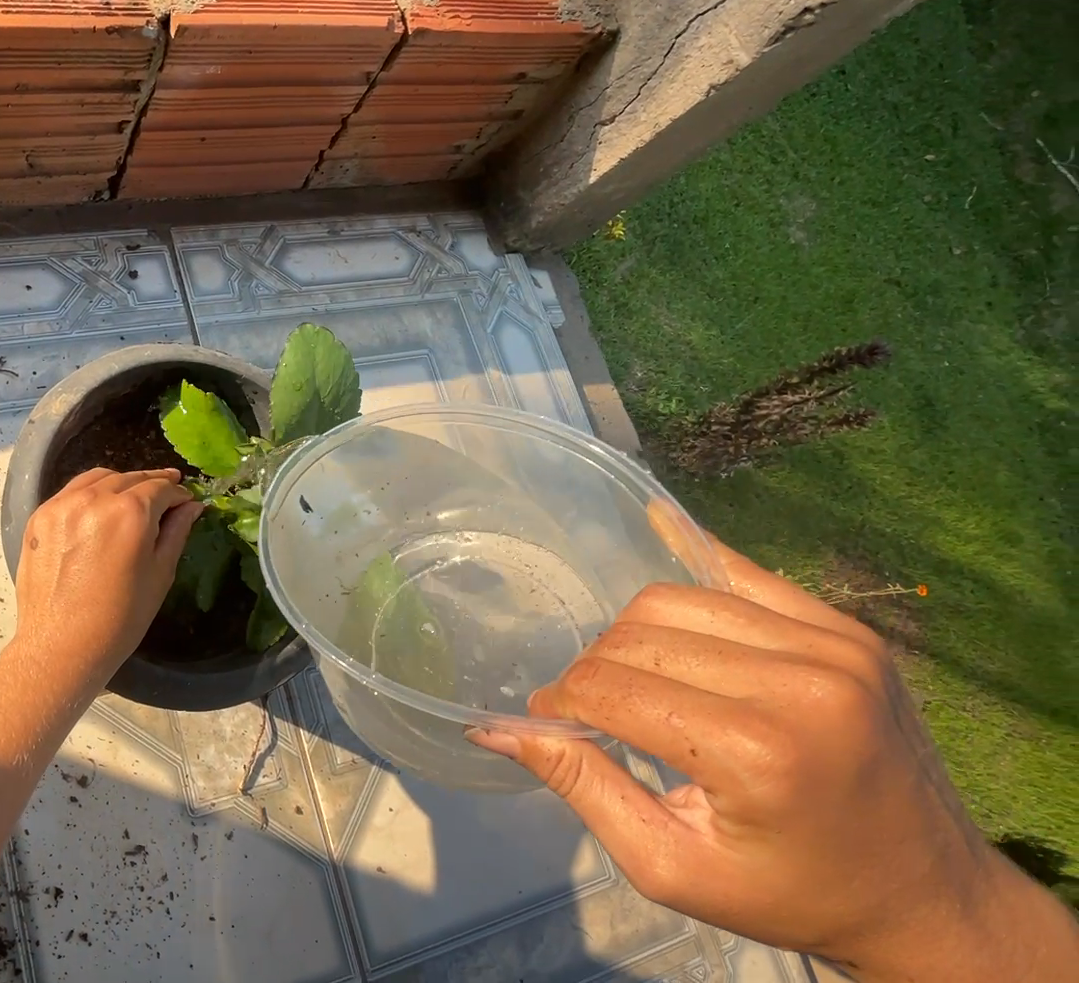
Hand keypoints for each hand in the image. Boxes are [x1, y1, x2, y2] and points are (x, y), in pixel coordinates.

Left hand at [12, 467, 203, 700]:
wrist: (61, 647)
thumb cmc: (119, 620)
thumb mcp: (160, 575)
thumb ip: (176, 532)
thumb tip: (192, 505)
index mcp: (130, 513)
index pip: (161, 488)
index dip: (177, 493)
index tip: (186, 501)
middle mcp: (95, 499)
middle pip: (130, 479)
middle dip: (151, 484)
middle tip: (166, 494)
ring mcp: (62, 505)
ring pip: (99, 479)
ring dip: (120, 484)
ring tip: (132, 497)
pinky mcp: (40, 516)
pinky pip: (71, 493)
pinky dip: (90, 494)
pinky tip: (99, 508)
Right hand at [469, 540, 1078, 980]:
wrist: (931, 900)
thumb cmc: (788, 892)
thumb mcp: (669, 866)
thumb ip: (580, 787)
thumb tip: (494, 729)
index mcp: (757, 753)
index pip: (608, 689)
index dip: (562, 704)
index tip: (552, 725)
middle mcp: (800, 684)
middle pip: (634, 638)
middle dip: (592, 673)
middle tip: (595, 714)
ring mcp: (833, 647)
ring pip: (672, 601)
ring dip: (630, 635)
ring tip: (638, 678)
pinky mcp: (846, 630)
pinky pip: (736, 573)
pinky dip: (686, 561)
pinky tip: (652, 525)